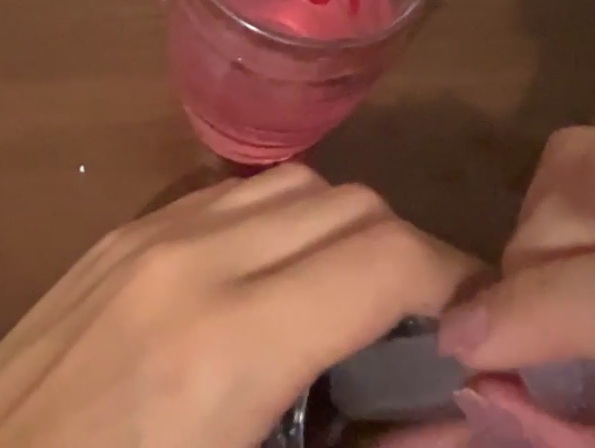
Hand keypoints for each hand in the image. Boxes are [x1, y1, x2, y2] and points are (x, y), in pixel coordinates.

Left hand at [0, 163, 480, 447]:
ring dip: (339, 230)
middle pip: (345, 202)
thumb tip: (455, 408)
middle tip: (417, 330)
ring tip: (346, 301)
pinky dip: (274, 221)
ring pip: (287, 184)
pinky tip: (267, 281)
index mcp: (230, 344)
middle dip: (404, 256)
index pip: (385, 257)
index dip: (456, 286)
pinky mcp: (117, 234)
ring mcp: (146, 234)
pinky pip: (225, 194)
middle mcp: (191, 259)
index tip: (477, 333)